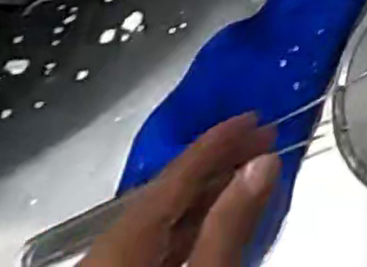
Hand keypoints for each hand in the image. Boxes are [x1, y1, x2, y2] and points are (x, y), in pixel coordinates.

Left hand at [85, 112, 280, 266]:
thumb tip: (265, 159)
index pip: (172, 179)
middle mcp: (100, 253)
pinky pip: (150, 242)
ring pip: (157, 220)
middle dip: (216, 162)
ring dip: (206, 190)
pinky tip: (216, 213)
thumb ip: (231, 223)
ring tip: (250, 169)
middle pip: (162, 197)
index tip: (254, 113)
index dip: (214, 142)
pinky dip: (187, 219)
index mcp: (119, 244)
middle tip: (265, 135)